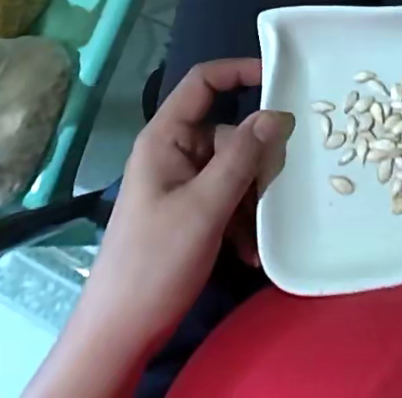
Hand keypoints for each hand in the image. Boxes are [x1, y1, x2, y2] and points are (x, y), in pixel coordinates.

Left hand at [80, 60, 290, 350]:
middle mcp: (174, 151)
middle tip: (276, 191)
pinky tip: (249, 253)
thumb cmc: (156, 261)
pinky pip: (225, 198)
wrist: (121, 330)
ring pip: (232, 170)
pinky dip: (241, 221)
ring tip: (257, 236)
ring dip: (251, 200)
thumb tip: (275, 114)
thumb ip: (241, 158)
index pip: (203, 83)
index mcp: (166, 136)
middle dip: (255, 163)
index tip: (279, 79)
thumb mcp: (205, 208)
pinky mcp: (187, 211)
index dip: (239, 72)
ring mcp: (180, 182)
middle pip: (228, 133)